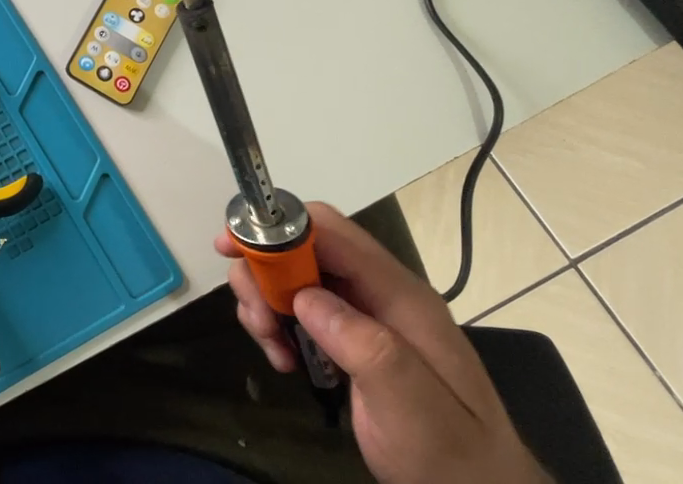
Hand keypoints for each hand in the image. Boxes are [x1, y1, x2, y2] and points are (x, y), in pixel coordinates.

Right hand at [216, 204, 549, 483]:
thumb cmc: (451, 456)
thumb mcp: (414, 406)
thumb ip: (366, 347)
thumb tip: (305, 298)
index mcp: (399, 295)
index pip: (329, 231)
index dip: (276, 227)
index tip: (231, 247)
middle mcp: (378, 294)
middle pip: (301, 248)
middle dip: (263, 271)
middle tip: (255, 316)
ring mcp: (362, 316)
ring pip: (291, 278)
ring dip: (264, 302)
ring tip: (270, 344)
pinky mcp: (347, 339)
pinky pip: (296, 310)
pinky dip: (275, 325)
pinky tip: (284, 359)